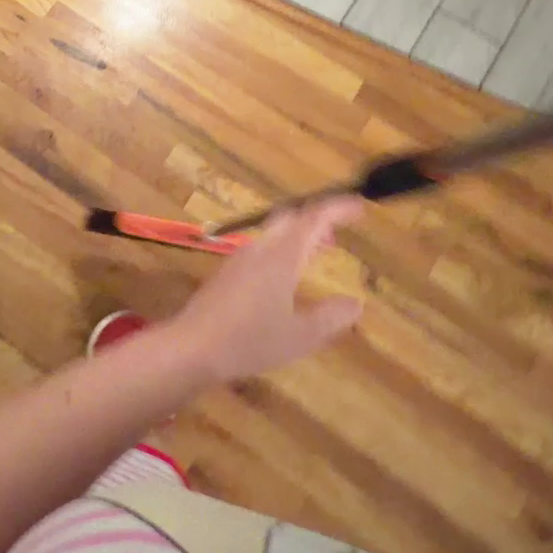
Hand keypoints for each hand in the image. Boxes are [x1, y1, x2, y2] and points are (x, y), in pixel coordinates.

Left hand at [159, 197, 363, 380]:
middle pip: (289, 218)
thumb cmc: (250, 340)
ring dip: (299, 236)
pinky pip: (262, 249)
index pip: (312, 218)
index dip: (337, 208)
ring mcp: (239, 259)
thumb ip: (331, 317)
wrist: (193, 346)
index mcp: (280, 256)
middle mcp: (259, 249)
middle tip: (340, 230)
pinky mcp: (227, 274)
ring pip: (274, 234)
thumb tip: (355, 303)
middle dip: (317, 219)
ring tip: (321, 251)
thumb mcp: (301, 335)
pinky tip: (288, 276)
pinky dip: (283, 251)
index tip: (359, 206)